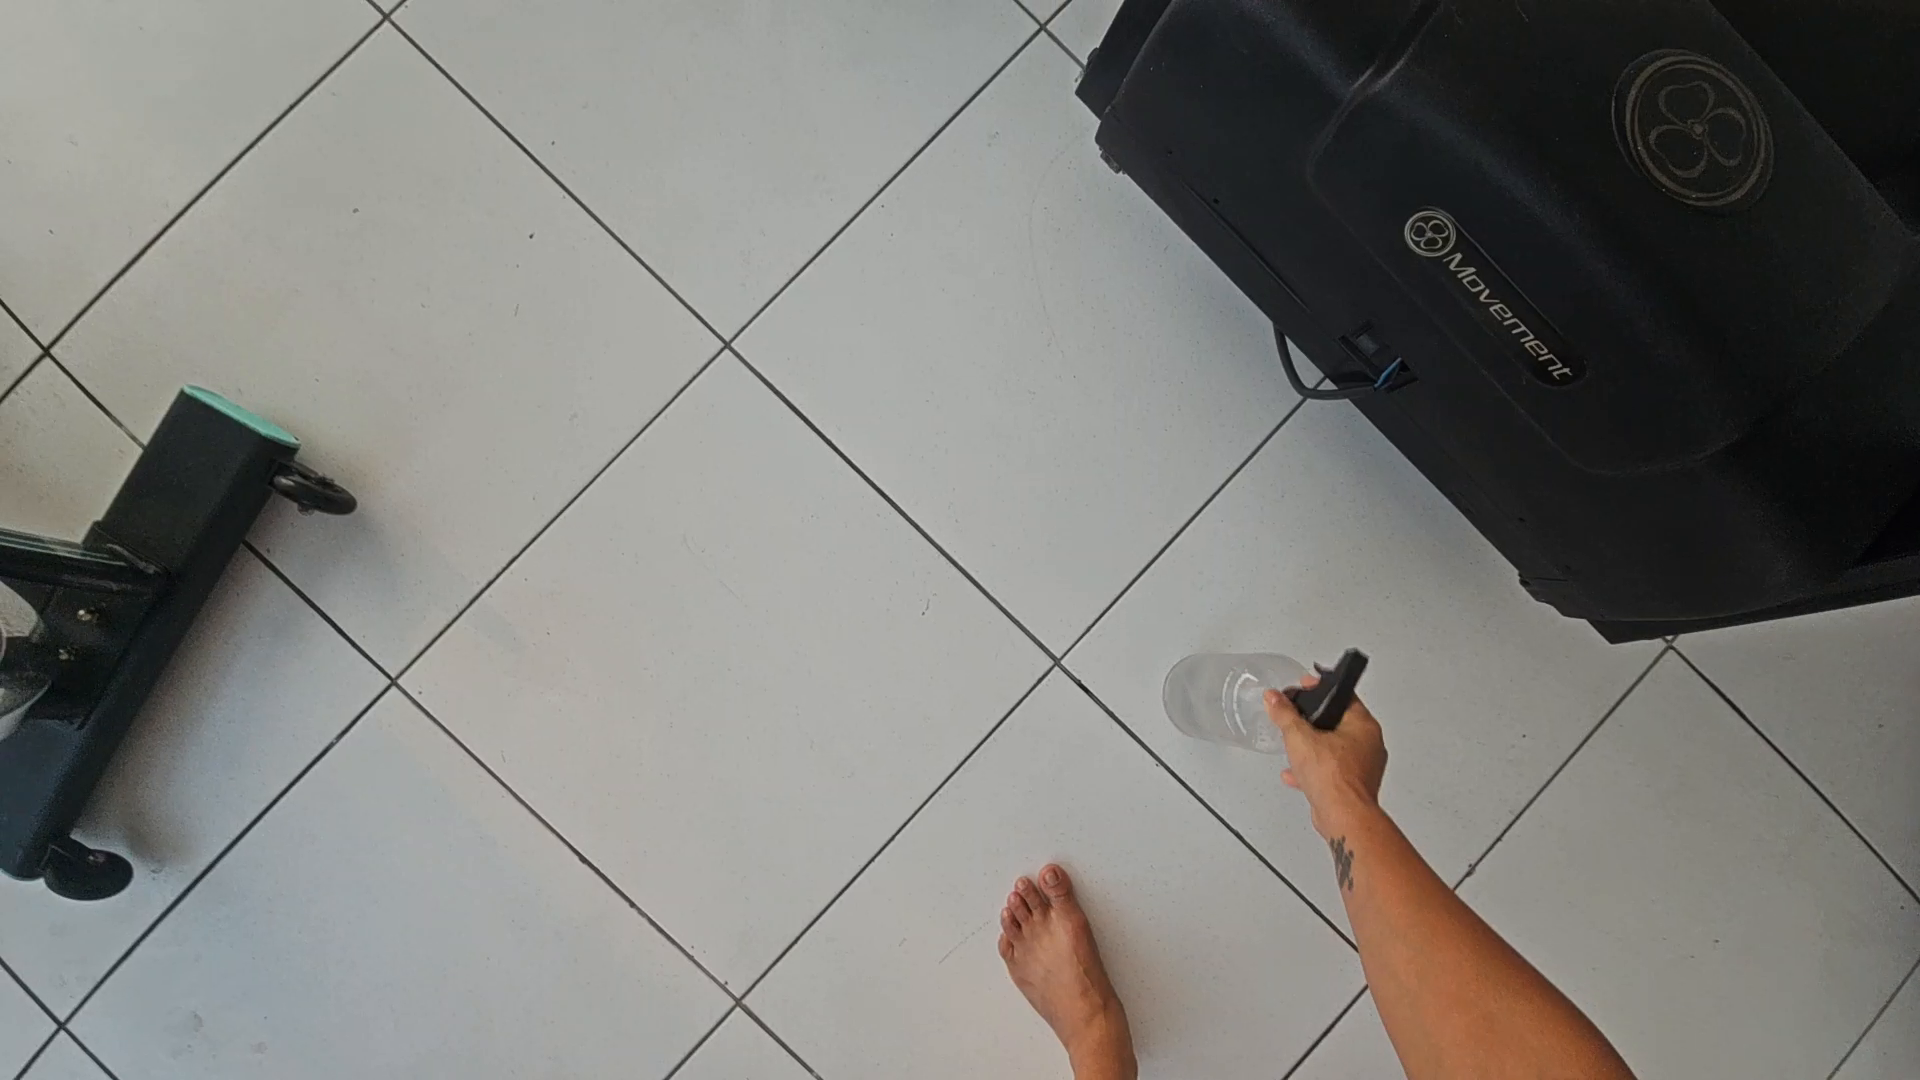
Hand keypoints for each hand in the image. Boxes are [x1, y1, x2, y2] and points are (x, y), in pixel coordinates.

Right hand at [1264, 676, 1386, 837]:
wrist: (1343, 816)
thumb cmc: (1333, 777)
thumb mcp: (1298, 737)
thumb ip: (1284, 714)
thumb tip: (1275, 698)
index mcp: (1363, 726)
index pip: (1343, 695)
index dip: (1320, 688)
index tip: (1304, 685)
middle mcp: (1369, 744)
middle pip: (1339, 720)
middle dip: (1314, 718)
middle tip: (1297, 714)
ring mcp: (1364, 766)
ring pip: (1336, 747)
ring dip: (1314, 745)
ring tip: (1295, 744)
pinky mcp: (1355, 786)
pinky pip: (1332, 770)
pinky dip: (1314, 768)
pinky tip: (1296, 773)